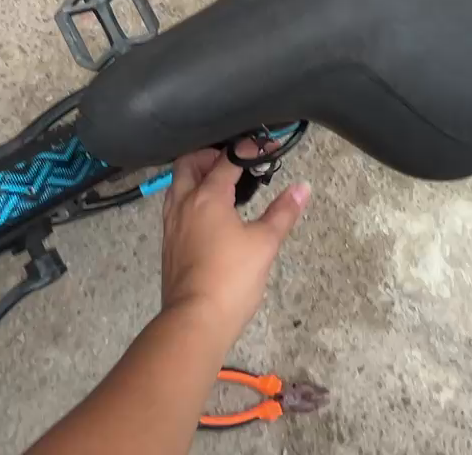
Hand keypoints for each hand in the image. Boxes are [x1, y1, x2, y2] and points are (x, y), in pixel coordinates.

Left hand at [159, 146, 309, 344]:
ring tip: (221, 184)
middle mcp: (184, 204)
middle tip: (233, 162)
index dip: (248, 150)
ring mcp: (172, 225)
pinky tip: (208, 215)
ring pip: (177, 185)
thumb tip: (303, 187)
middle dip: (210, 155)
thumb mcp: (265, 243)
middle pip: (189, 164)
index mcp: (207, 196)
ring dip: (196, 176)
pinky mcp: (168, 244)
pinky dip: (190, 197)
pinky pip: (175, 206)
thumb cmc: (231, 278)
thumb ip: (283, 212)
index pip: (226, 160)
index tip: (267, 148)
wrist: (194, 322)